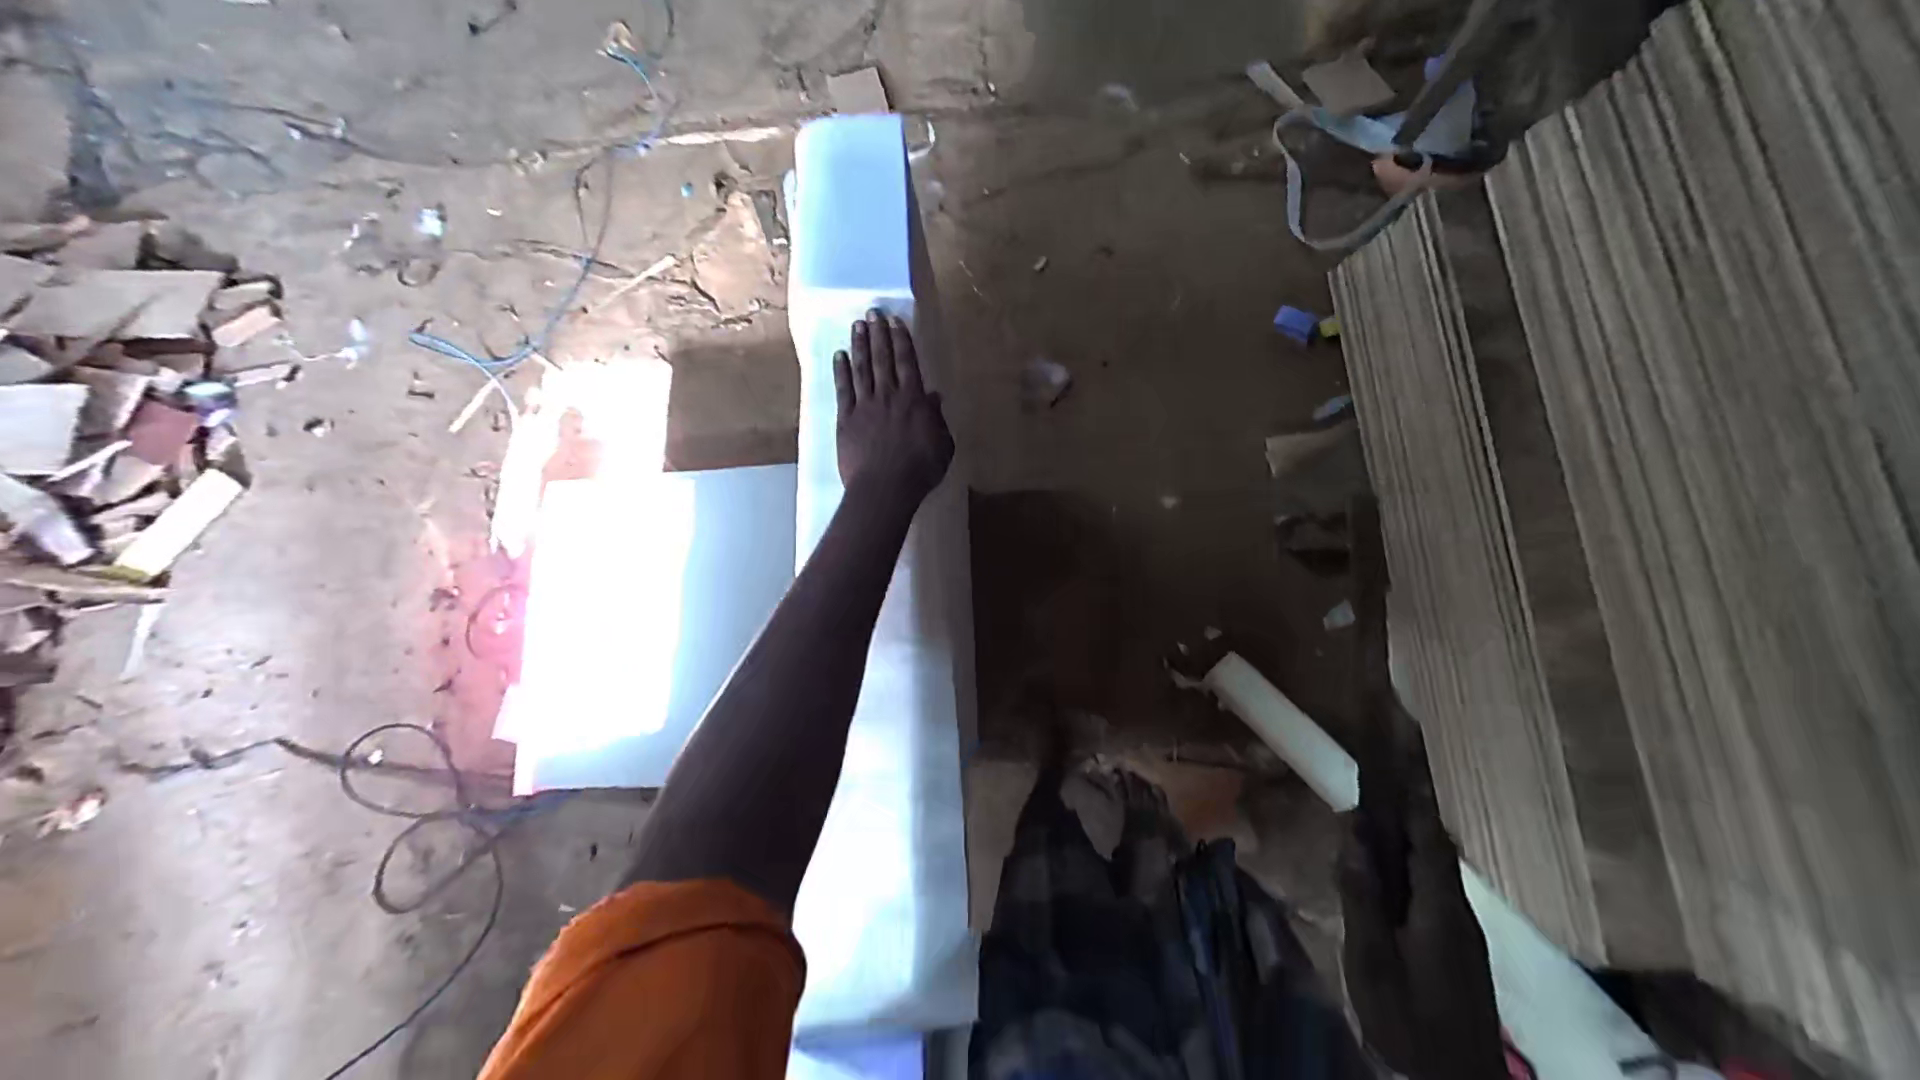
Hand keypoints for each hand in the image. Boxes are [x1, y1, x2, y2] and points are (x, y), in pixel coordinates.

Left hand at [832, 310, 953, 502]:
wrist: (885, 488)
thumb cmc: (920, 470)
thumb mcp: (942, 445)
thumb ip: (937, 419)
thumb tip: (934, 397)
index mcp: (914, 400)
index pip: (907, 362)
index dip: (901, 340)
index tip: (896, 321)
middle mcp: (889, 395)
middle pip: (883, 358)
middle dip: (878, 333)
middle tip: (873, 312)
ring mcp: (865, 406)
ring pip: (862, 368)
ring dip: (860, 345)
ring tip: (857, 325)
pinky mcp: (846, 419)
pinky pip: (843, 389)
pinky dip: (841, 370)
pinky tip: (839, 355)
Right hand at [1338, 729, 1505, 1079]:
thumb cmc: (1407, 1022)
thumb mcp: (1371, 960)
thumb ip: (1362, 896)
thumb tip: (1352, 834)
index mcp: (1439, 909)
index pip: (1427, 835)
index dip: (1414, 791)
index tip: (1402, 749)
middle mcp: (1456, 910)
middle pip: (1433, 844)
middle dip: (1410, 802)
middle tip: (1384, 765)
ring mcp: (1459, 930)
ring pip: (1432, 865)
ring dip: (1408, 830)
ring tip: (1377, 804)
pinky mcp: (1453, 947)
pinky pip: (1429, 886)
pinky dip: (1407, 860)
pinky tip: (1384, 864)